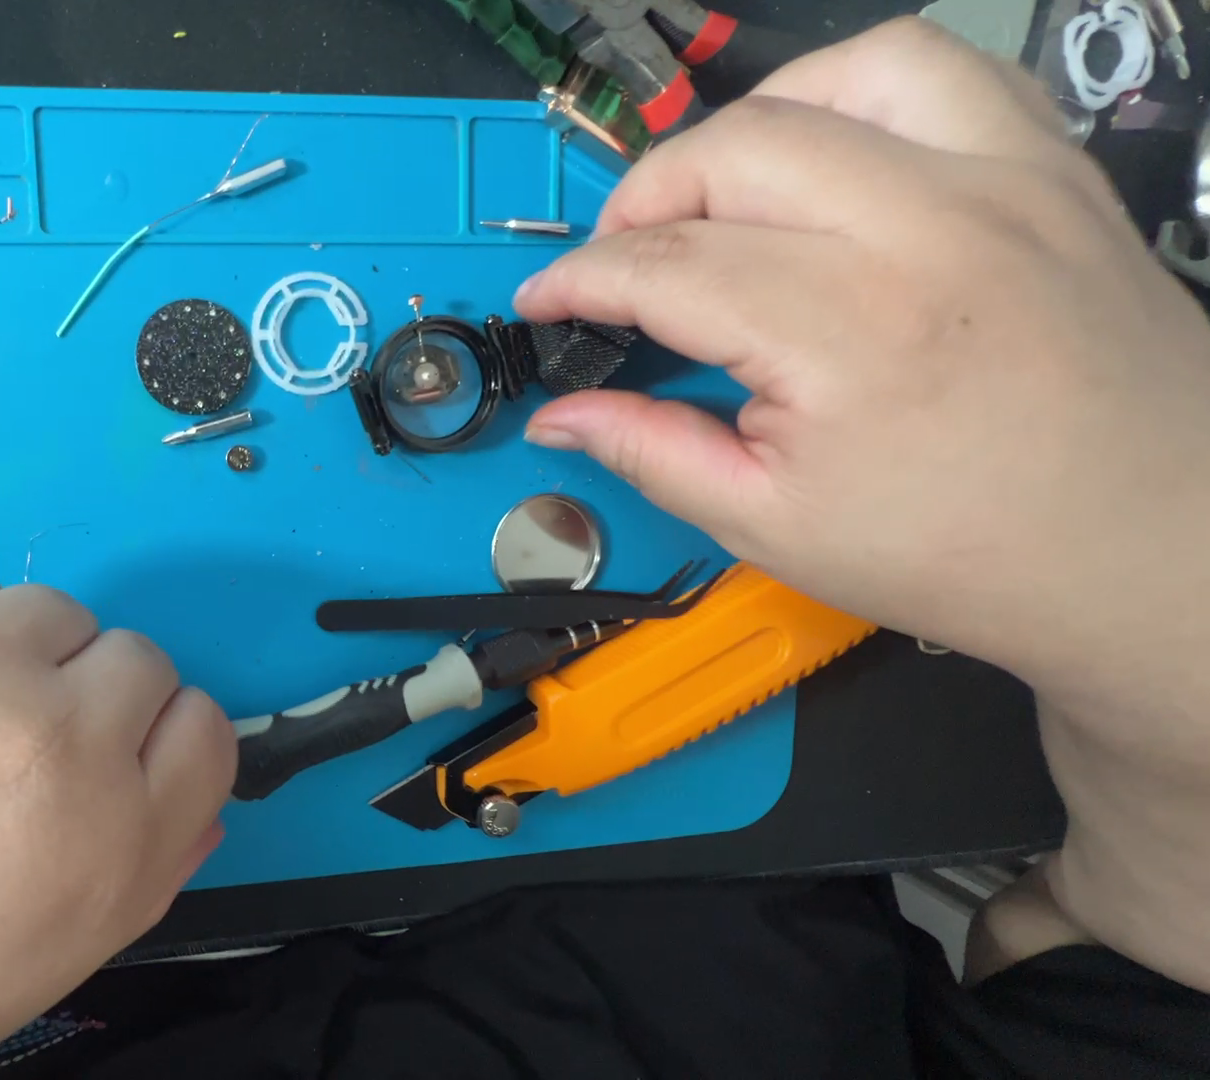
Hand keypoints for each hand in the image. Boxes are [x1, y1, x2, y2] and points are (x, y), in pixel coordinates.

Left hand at [0, 558, 234, 1079]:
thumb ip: (133, 876)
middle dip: (94, 702)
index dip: (164, 747)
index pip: (205, 730)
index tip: (117, 760)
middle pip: (142, 657)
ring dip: (14, 659)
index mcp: (94, 844)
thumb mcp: (16, 974)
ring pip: (51, 611)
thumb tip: (193, 796)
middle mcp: (44, 732)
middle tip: (9, 747)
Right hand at [515, 18, 1209, 988]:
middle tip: (600, 268)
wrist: (1169, 547)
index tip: (532, 311)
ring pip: (817, 89)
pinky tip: (797, 150)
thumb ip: (647, 451)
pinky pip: (923, 72)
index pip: (650, 273)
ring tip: (686, 202)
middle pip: (714, 168)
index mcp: (826, 348)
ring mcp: (986, 194)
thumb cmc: (959, 555)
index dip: (569, 283)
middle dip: (624, 211)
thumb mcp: (767, 526)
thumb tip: (559, 412)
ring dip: (718, 137)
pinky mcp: (1039, 175)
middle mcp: (904, 248)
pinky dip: (838, 86)